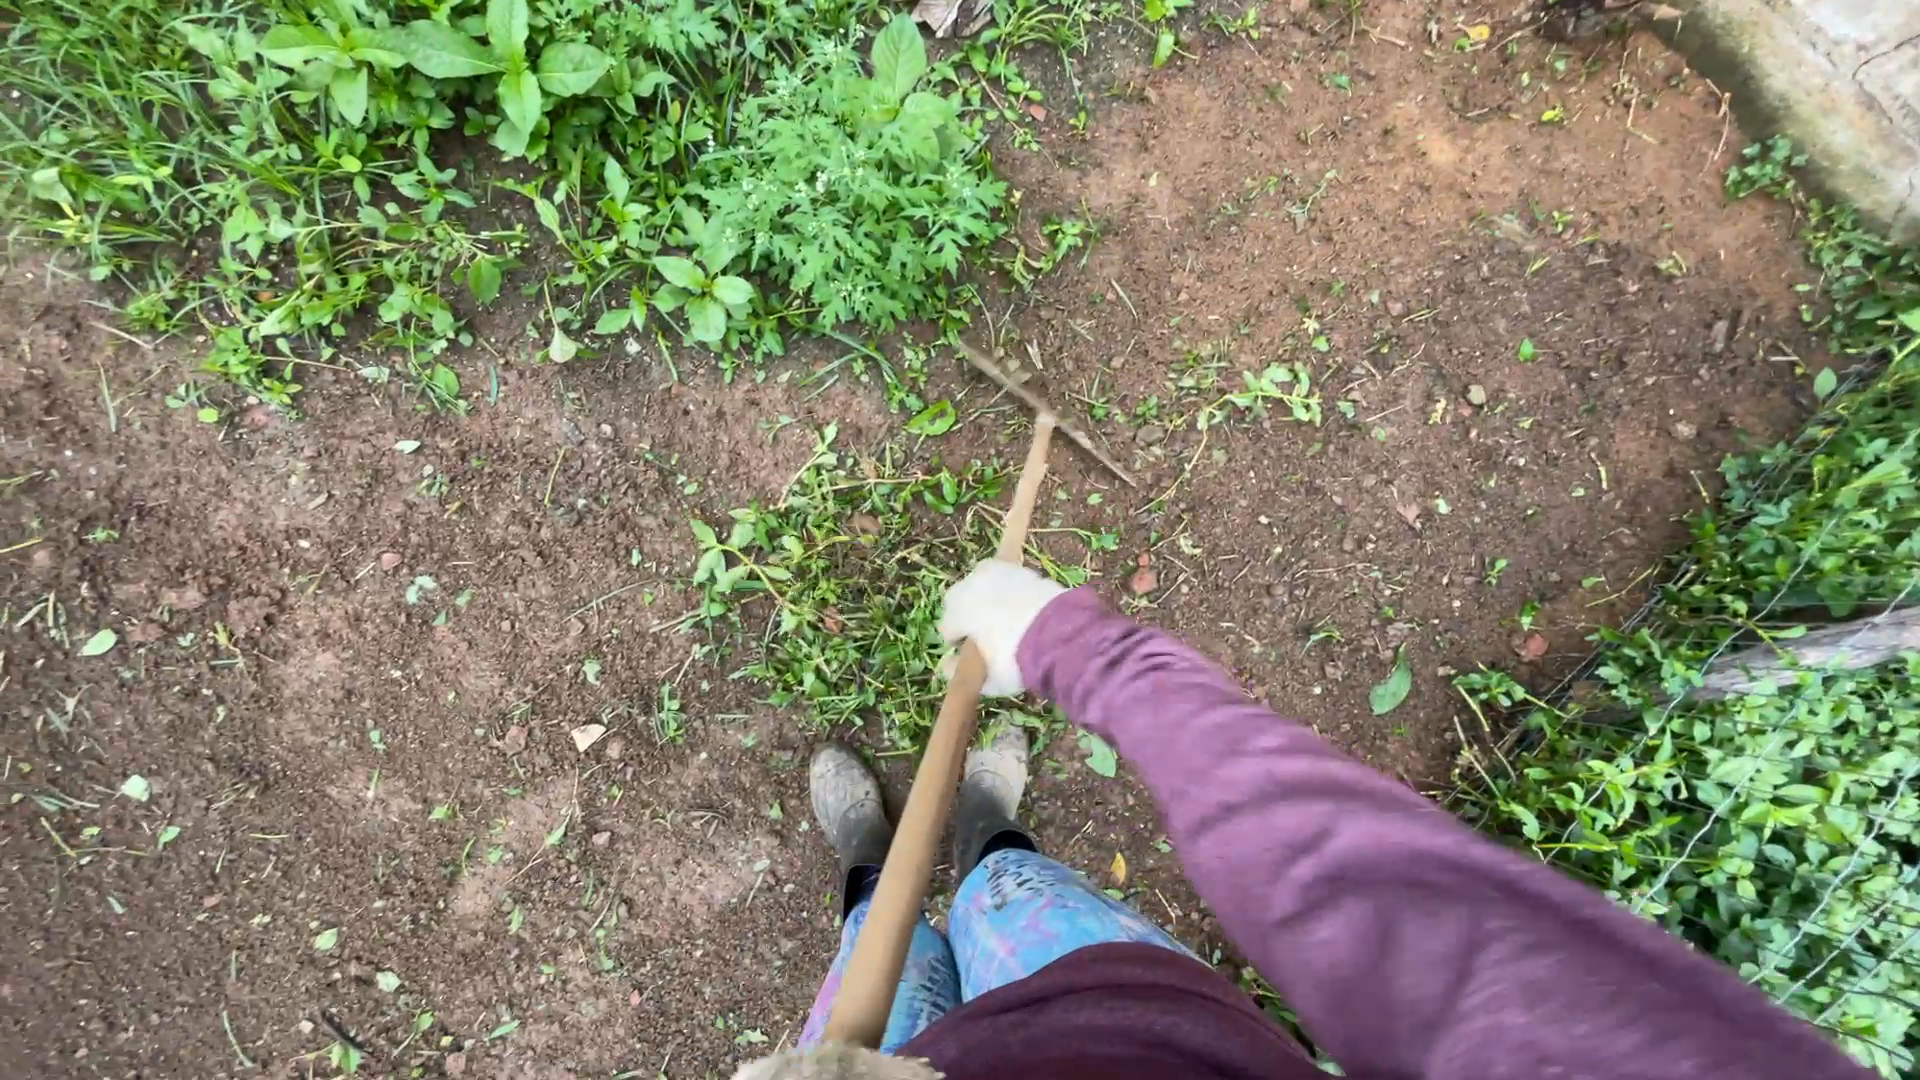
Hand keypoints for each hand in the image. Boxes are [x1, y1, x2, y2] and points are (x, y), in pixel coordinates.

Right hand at [937, 560, 1065, 695]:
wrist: (1057, 635)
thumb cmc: (1015, 660)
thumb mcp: (987, 678)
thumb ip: (960, 672)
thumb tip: (948, 667)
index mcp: (956, 615)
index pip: (947, 628)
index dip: (958, 642)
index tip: (970, 652)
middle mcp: (968, 589)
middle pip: (957, 600)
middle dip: (966, 614)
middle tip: (985, 633)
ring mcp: (993, 574)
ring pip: (978, 583)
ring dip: (983, 596)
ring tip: (1002, 615)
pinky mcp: (1015, 568)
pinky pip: (1003, 573)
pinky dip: (1006, 586)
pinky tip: (1018, 602)